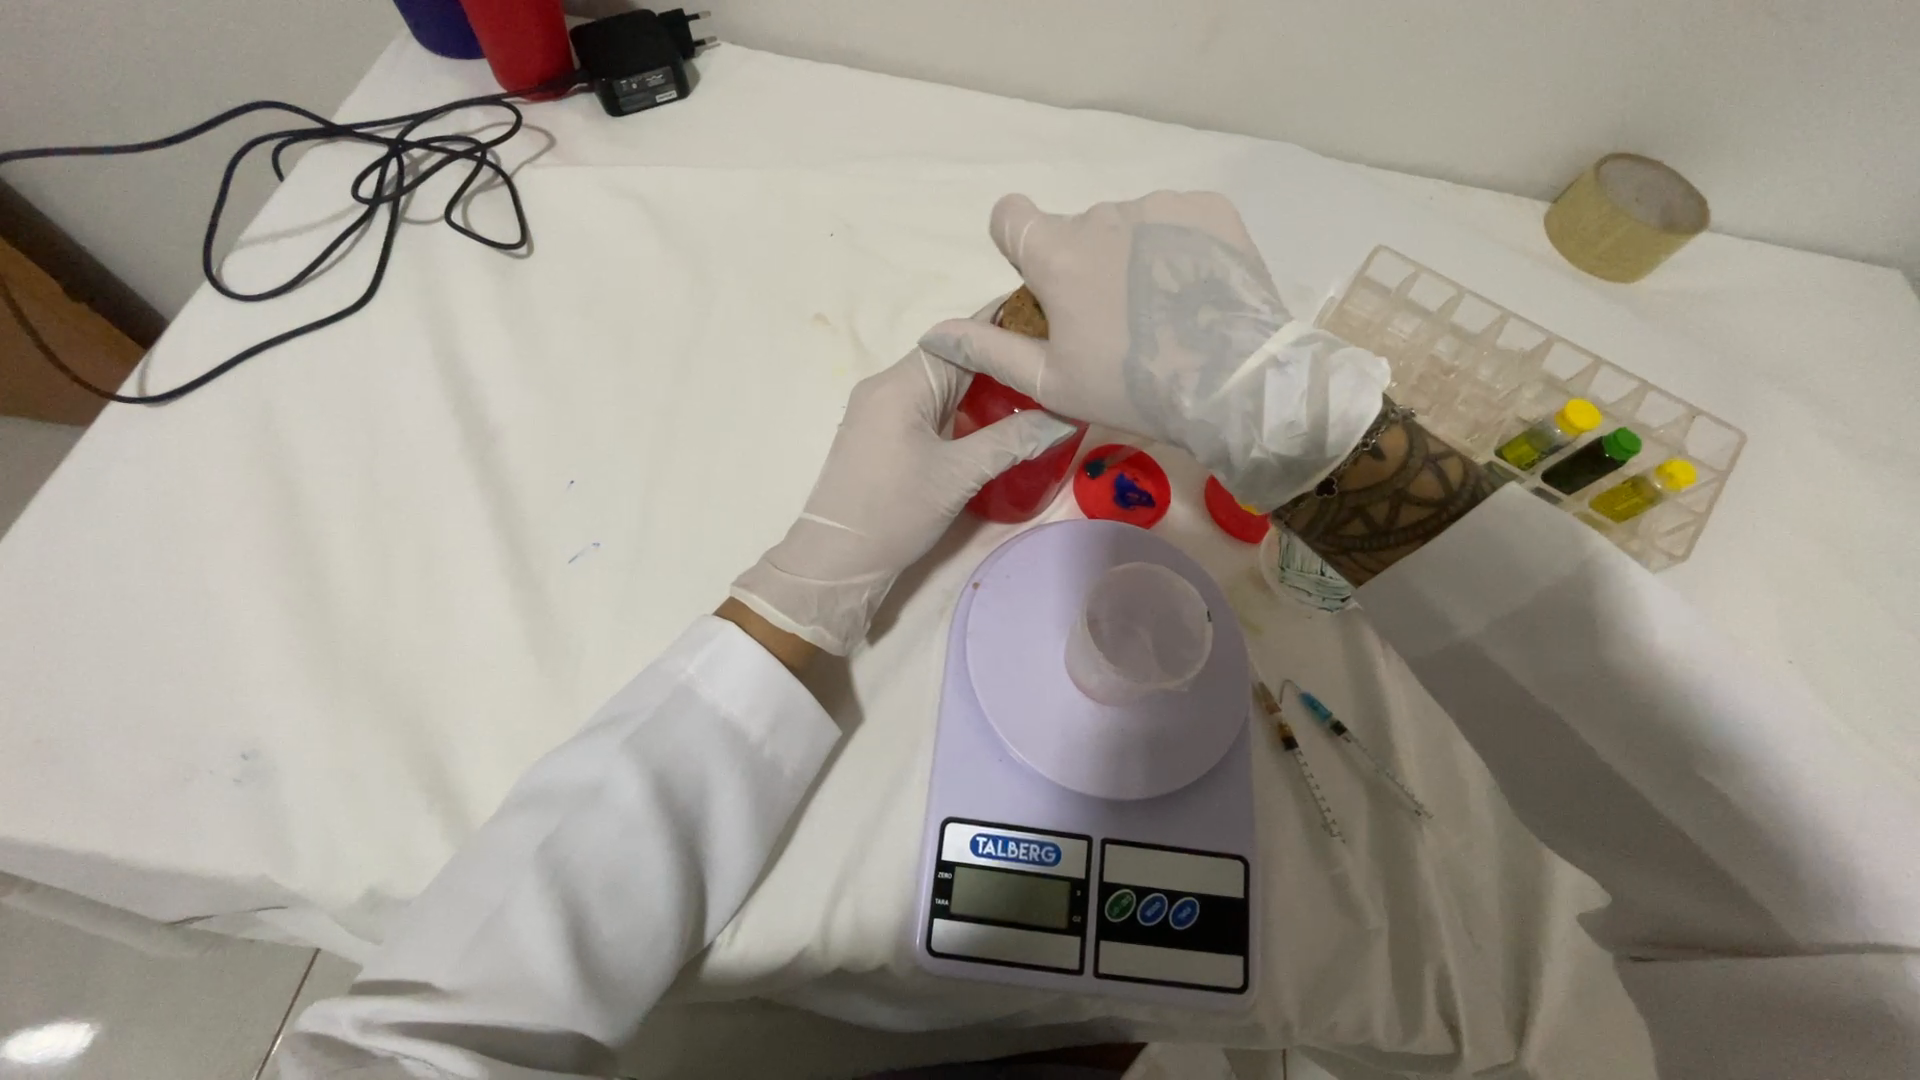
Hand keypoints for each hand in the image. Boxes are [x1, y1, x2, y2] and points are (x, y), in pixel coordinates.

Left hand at [731, 343, 1077, 654]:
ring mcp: (879, 409)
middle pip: (949, 355)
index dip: (1003, 328)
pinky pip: (926, 404)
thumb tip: (1064, 417)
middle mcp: (885, 385)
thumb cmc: (894, 513)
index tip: (1047, 328)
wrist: (837, 562)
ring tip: (1030, 389)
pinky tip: (990, 418)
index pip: (959, 336)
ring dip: (980, 384)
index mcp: (900, 383)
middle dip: (997, 358)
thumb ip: (1012, 441)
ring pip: (939, 381)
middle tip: (1048, 364)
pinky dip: (960, 405)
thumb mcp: (959, 476)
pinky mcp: (880, 432)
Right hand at [918, 191, 1390, 509]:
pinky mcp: (1208, 209)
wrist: (1236, 384)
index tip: (1042, 284)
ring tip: (1160, 313)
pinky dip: (1173, 248)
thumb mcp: (1051, 382)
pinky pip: (1172, 220)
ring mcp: (1159, 205)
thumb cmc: (1132, 389)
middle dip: (1081, 266)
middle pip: (1074, 230)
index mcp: (1057, 253)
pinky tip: (1191, 292)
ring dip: (1128, 258)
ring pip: (1124, 226)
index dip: (1018, 246)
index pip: (1009, 215)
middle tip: (1113, 325)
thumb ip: (989, 351)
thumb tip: (935, 333)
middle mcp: (1102, 214)